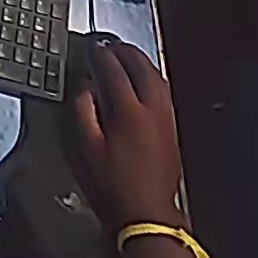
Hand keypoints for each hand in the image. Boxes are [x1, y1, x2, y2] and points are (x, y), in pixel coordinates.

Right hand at [75, 41, 183, 227]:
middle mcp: (152, 110)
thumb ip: (84, 110)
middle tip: (113, 44)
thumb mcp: (88, 145)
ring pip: (158, 79)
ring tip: (128, 56)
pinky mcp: (172, 129)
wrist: (147, 213)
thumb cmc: (113, 181)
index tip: (94, 48)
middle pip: (143, 69)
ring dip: (143, 63)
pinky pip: (164, 93)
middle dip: (127, 53)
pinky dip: (152, 78)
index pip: (115, 72)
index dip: (103, 57)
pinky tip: (144, 80)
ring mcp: (166, 119)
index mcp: (129, 112)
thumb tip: (86, 88)